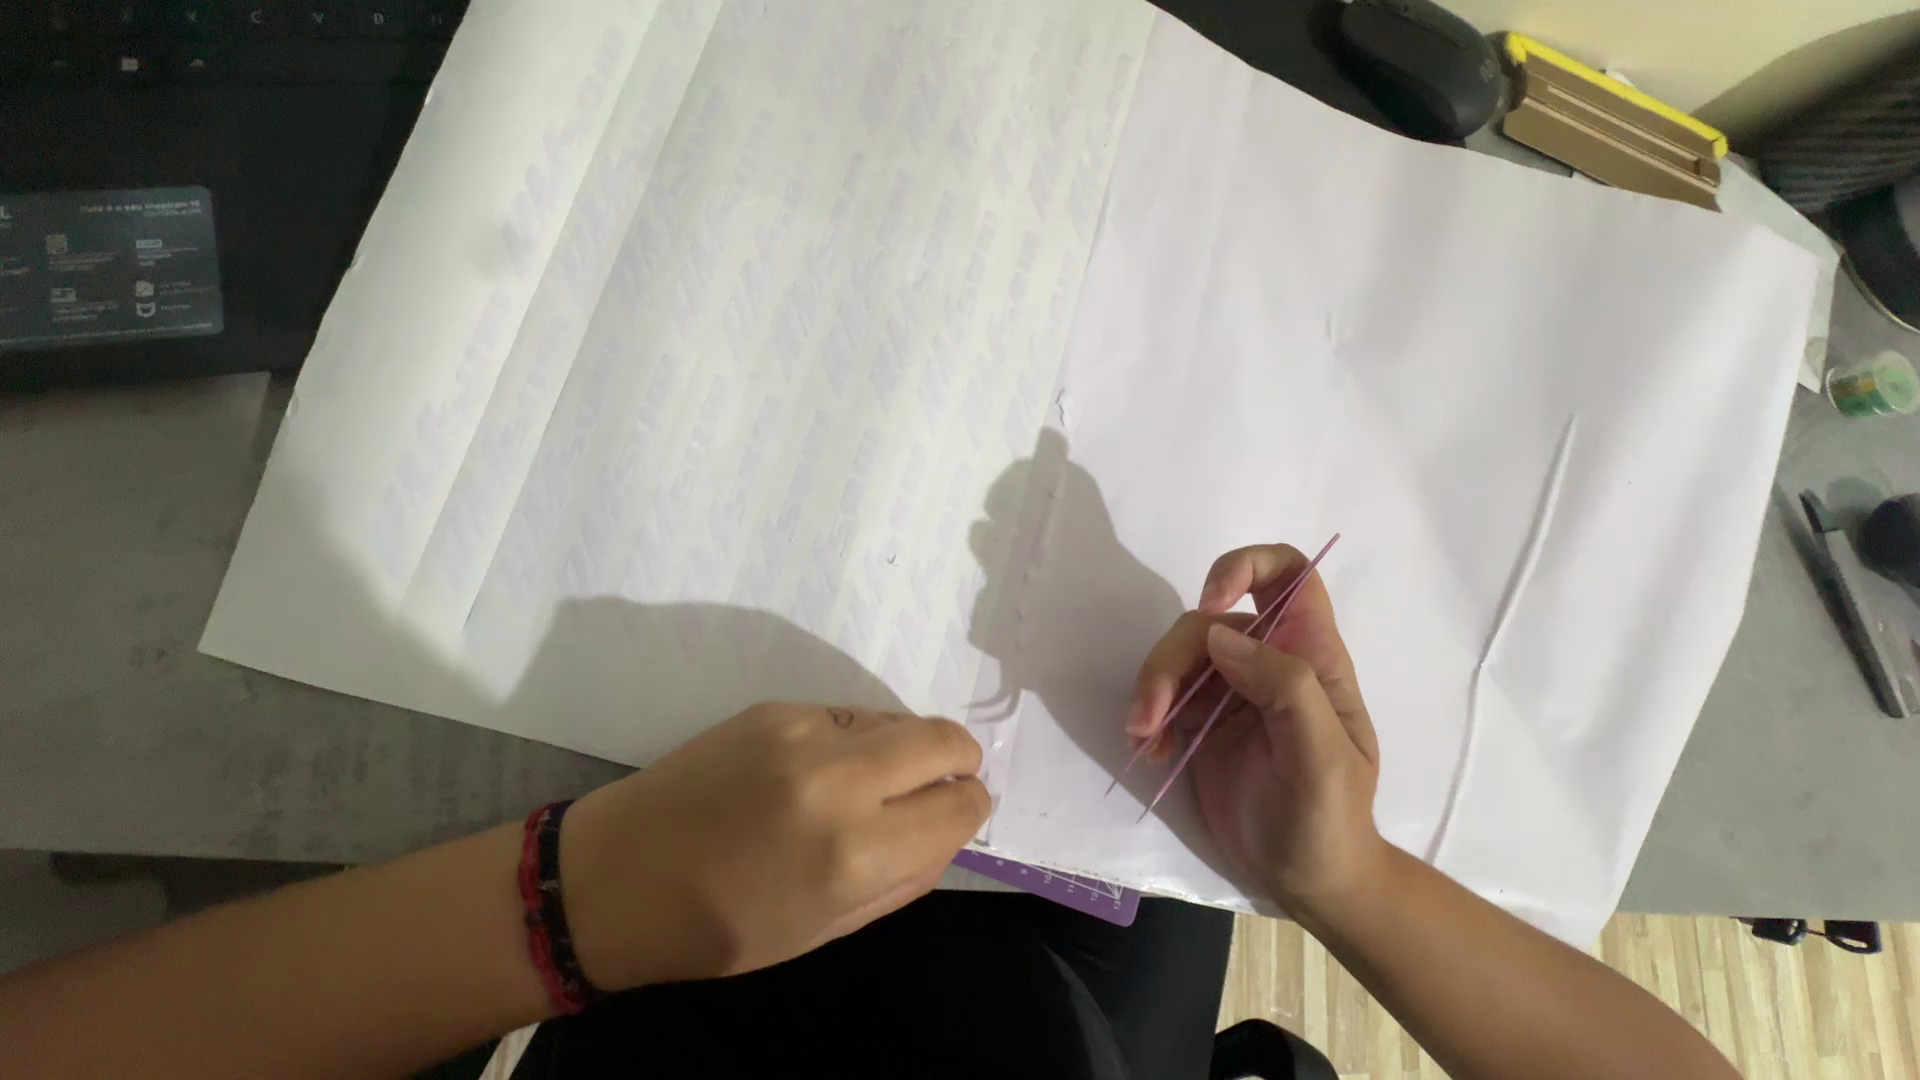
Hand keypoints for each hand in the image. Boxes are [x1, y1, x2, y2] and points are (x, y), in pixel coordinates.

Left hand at [557, 703, 989, 988]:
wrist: (617, 875)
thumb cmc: (723, 927)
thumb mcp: (826, 929)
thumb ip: (904, 878)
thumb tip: (951, 828)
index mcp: (853, 854)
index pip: (959, 807)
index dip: (973, 807)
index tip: (962, 811)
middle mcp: (837, 780)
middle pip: (944, 740)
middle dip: (962, 759)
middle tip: (947, 781)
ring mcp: (803, 731)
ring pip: (900, 719)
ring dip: (909, 748)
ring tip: (878, 780)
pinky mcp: (776, 707)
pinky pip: (850, 714)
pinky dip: (860, 739)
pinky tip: (826, 767)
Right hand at [1126, 544, 1385, 912]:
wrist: (1306, 880)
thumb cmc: (1328, 819)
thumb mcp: (1321, 757)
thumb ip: (1285, 687)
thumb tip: (1220, 636)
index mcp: (1310, 656)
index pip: (1288, 574)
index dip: (1246, 566)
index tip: (1210, 600)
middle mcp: (1267, 661)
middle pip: (1206, 620)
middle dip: (1171, 660)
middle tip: (1150, 716)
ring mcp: (1230, 689)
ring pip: (1177, 655)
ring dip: (1150, 690)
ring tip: (1143, 739)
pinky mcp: (1199, 719)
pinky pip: (1161, 694)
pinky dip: (1147, 717)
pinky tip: (1151, 751)